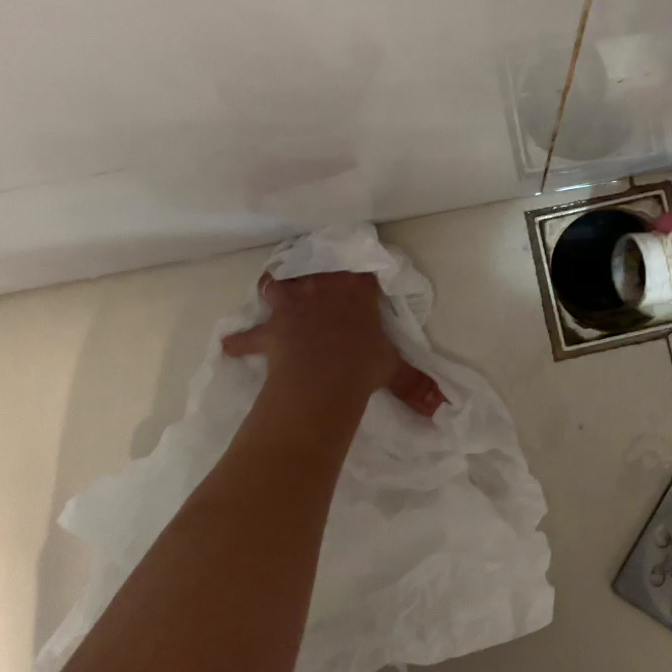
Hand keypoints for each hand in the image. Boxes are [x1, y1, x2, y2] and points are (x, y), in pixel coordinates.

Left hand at [221, 272, 446, 415]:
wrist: (322, 377)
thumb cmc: (362, 364)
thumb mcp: (393, 369)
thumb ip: (414, 382)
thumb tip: (441, 405)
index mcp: (356, 289)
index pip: (359, 269)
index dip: (356, 269)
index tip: (355, 272)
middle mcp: (322, 287)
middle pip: (313, 266)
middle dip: (311, 268)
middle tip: (311, 275)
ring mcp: (291, 304)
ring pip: (276, 285)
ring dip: (273, 289)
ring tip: (273, 291)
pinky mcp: (269, 329)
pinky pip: (248, 335)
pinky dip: (240, 341)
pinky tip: (230, 345)